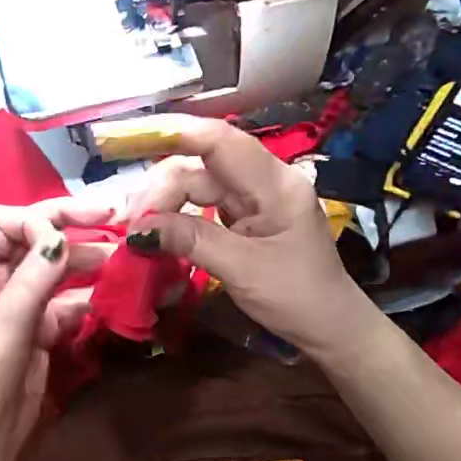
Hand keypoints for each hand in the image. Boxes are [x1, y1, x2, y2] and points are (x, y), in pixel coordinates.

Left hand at [0, 198, 114, 460]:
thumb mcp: (3, 328)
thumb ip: (33, 281)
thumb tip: (59, 237)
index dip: (33, 220)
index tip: (64, 238)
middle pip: (30, 240)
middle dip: (68, 226)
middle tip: (113, 216)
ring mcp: (17, 308)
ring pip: (53, 271)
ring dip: (86, 261)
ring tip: (122, 257)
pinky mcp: (38, 333)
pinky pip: (66, 304)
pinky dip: (88, 297)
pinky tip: (112, 294)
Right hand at [122, 115, 376, 359]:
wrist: (331, 328)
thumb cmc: (297, 298)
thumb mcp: (242, 269)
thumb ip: (191, 241)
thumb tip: (139, 229)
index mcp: (275, 184)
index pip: (220, 141)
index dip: (174, 132)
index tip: (129, 143)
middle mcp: (264, 181)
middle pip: (201, 165)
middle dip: (162, 187)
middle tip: (131, 223)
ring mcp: (255, 198)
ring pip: (198, 184)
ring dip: (165, 203)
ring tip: (137, 231)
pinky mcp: (247, 216)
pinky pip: (204, 205)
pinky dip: (178, 217)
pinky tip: (157, 231)